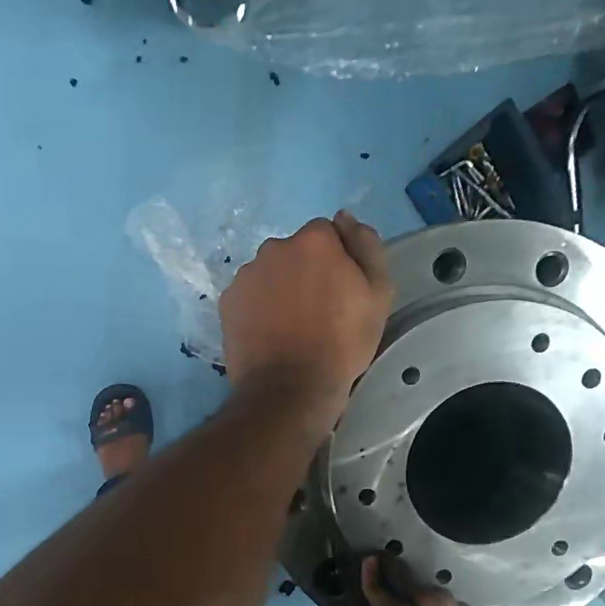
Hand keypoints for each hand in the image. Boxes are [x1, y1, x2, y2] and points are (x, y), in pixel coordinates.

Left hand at [221, 211, 391, 411]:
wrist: (290, 387)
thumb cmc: (342, 342)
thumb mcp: (377, 294)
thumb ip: (366, 247)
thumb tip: (346, 218)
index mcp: (314, 240)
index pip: (328, 234)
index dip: (337, 261)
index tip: (341, 291)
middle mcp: (274, 247)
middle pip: (295, 252)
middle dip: (305, 272)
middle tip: (318, 312)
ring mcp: (246, 274)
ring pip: (270, 272)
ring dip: (280, 288)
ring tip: (292, 327)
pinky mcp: (227, 301)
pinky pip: (249, 295)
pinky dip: (258, 307)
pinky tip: (270, 334)